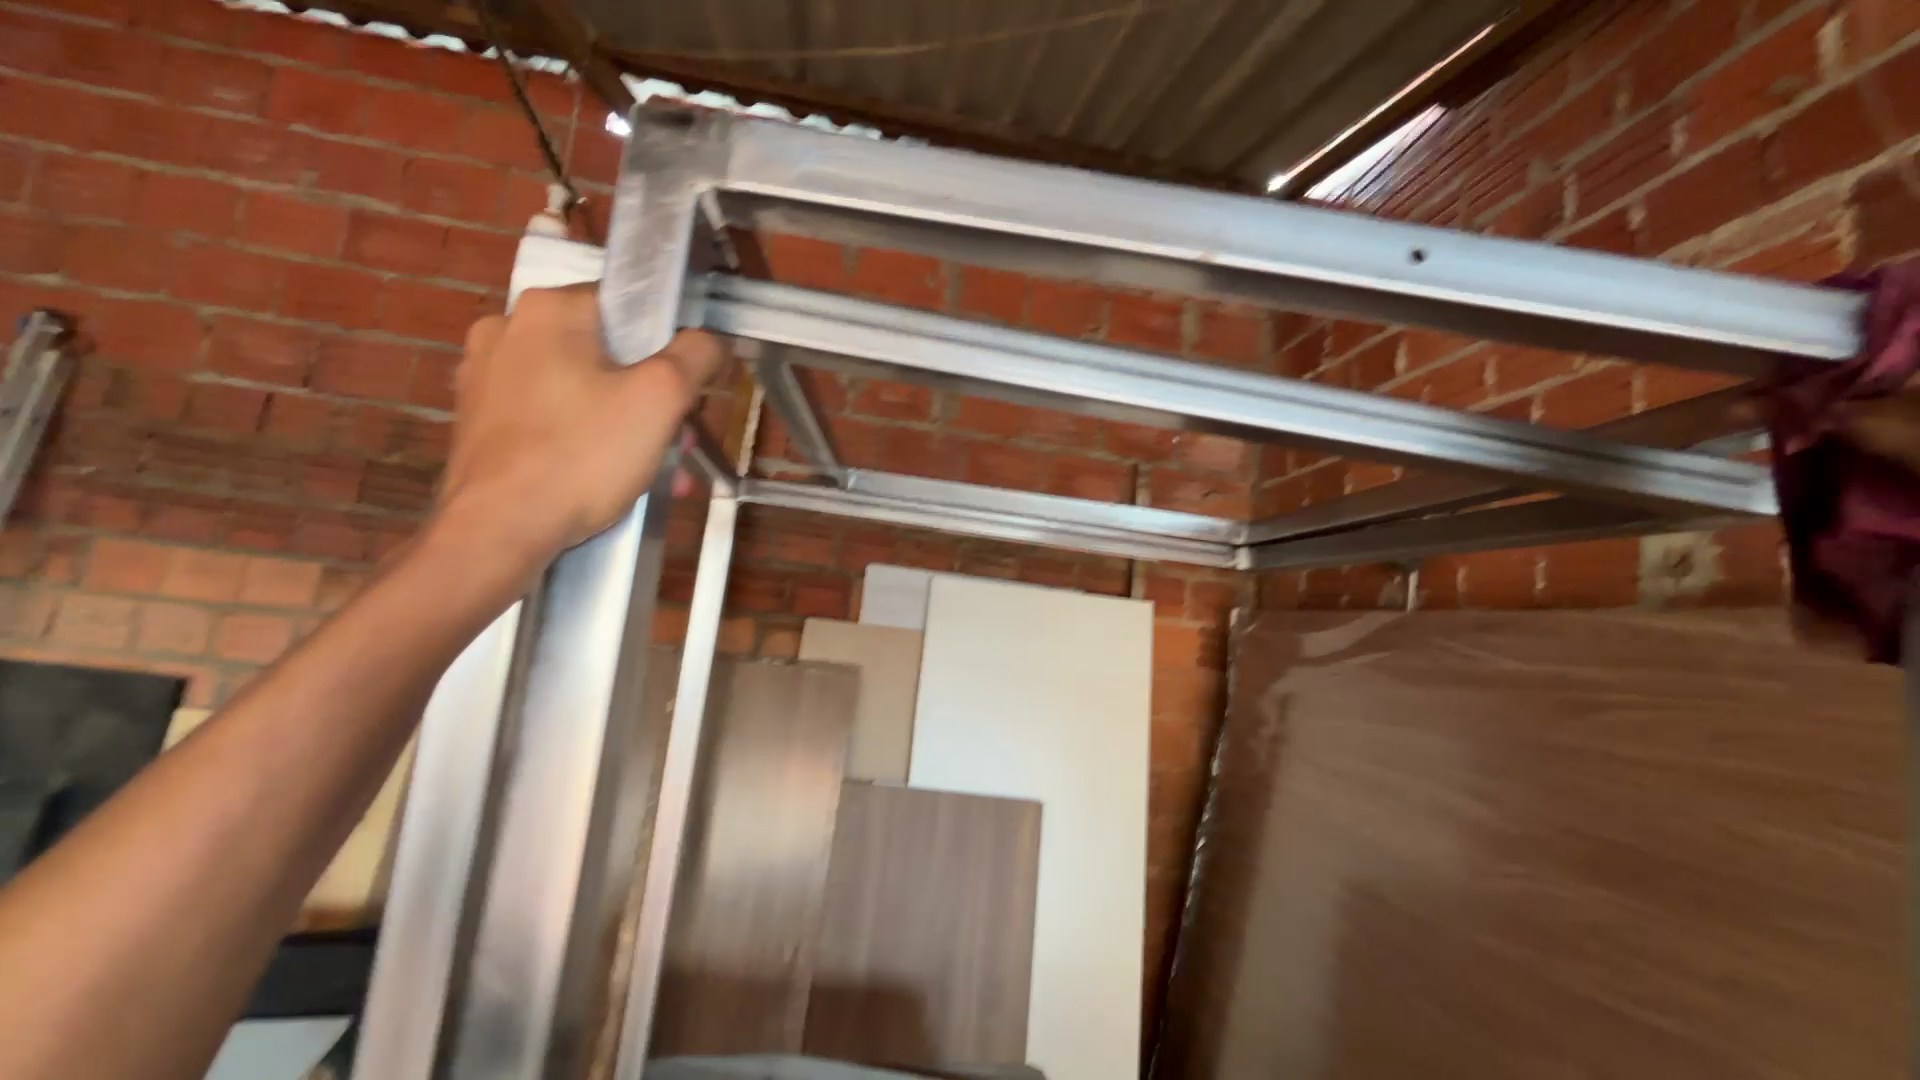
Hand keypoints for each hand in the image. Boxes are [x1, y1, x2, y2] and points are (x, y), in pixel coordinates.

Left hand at [436, 284, 725, 570]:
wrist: (499, 530)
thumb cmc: (583, 456)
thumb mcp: (662, 399)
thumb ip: (696, 356)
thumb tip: (709, 340)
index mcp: (549, 309)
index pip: (630, 307)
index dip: (668, 349)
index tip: (684, 393)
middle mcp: (507, 330)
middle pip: (605, 354)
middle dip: (648, 400)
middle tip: (675, 444)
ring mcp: (484, 377)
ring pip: (578, 391)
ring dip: (621, 426)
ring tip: (652, 474)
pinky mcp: (477, 422)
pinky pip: (548, 420)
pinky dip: (581, 442)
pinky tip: (604, 480)